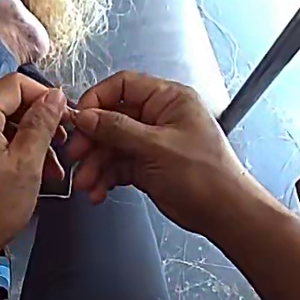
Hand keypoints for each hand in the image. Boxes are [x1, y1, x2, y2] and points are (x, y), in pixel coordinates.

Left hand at [0, 73, 68, 291]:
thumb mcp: (27, 164)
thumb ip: (42, 125)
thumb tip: (57, 95)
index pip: (16, 84)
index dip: (45, 96)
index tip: (67, 119)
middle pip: (11, 103)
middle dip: (41, 121)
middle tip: (63, 146)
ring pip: (6, 125)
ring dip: (33, 140)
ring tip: (53, 168)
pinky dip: (18, 152)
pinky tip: (35, 174)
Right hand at [61, 71, 275, 237]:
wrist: (223, 213)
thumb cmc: (205, 174)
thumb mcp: (157, 147)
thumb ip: (118, 130)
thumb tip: (87, 116)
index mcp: (168, 99)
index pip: (123, 86)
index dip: (97, 100)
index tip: (80, 118)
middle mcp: (159, 118)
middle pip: (112, 119)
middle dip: (92, 140)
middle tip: (76, 156)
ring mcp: (152, 144)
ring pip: (112, 147)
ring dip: (95, 165)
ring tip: (86, 183)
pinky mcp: (148, 168)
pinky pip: (119, 167)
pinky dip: (106, 179)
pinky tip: (98, 191)